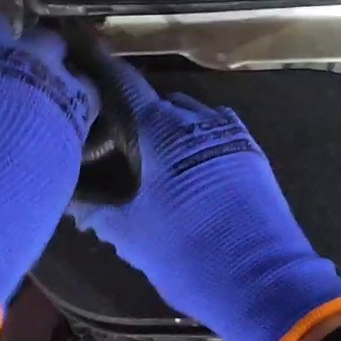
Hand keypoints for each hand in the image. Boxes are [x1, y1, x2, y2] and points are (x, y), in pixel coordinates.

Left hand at [0, 4, 98, 340]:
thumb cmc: (3, 218)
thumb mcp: (45, 187)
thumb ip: (48, 153)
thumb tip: (36, 148)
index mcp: (72, 106)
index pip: (83, 84)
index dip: (65, 90)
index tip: (53, 100)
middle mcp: (39, 65)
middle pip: (44, 43)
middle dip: (31, 56)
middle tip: (10, 76)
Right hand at [71, 65, 340, 340]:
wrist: (267, 283)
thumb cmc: (190, 255)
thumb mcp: (134, 237)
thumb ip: (99, 214)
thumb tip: (73, 204)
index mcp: (166, 131)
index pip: (127, 86)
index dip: (104, 70)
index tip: (84, 57)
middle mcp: (201, 121)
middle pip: (161, 101)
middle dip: (136, 109)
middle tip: (111, 133)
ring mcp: (234, 136)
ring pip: (192, 116)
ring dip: (169, 125)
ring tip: (148, 152)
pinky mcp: (254, 158)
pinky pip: (216, 133)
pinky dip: (195, 140)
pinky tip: (184, 168)